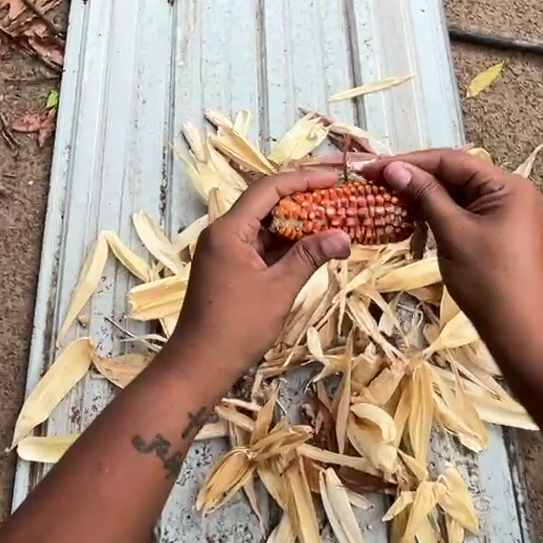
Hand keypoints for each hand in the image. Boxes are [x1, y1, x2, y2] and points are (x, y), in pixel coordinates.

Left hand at [165, 169, 350, 379]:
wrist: (198, 364)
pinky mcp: (228, 265)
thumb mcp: (279, 290)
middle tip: (337, 195)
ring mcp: (223, 248)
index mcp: (229, 229)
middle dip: (302, 198)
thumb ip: (310, 257)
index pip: (267, 188)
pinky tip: (311, 244)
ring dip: (295, 221)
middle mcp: (222, 231)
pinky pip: (258, 242)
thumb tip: (344, 236)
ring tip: (332, 217)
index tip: (333, 178)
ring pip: (263, 223)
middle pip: (265, 202)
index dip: (302, 179)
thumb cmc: (237, 327)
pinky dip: (284, 242)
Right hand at [372, 149, 542, 336]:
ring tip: (383, 194)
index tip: (375, 166)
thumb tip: (394, 168)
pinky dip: (433, 212)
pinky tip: (406, 214)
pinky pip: (458, 212)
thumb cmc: (489, 279)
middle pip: (452, 174)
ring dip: (420, 194)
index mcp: (506, 185)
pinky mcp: (492, 232)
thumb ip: (425, 195)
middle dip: (413, 177)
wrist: (520, 331)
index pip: (451, 161)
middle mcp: (507, 193)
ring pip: (453, 194)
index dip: (410, 162)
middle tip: (374, 178)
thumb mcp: (453, 232)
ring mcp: (501, 213)